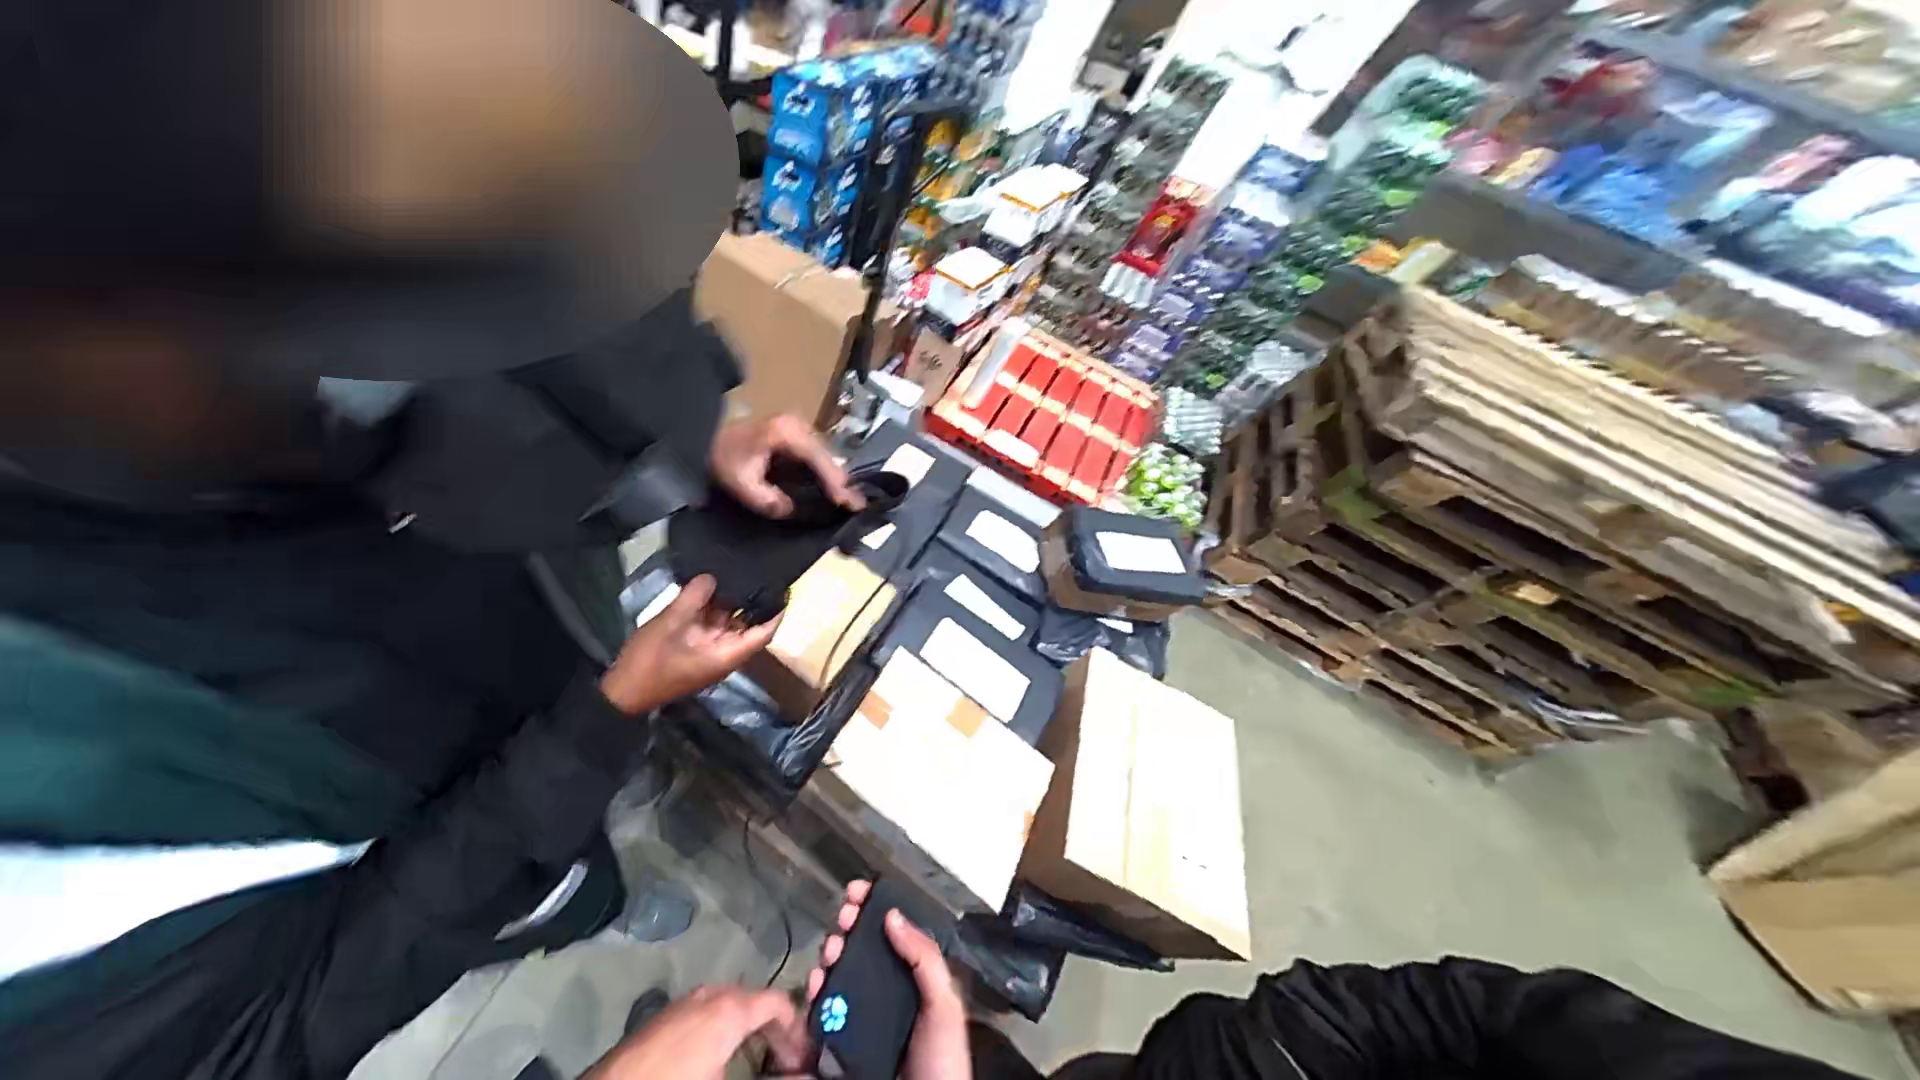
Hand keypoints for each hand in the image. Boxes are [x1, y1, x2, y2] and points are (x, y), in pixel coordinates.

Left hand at [583, 986, 795, 1079]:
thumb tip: (809, 1078)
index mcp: (730, 1009)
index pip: (780, 1004)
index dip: (799, 1033)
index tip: (807, 1064)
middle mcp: (710, 995)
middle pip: (756, 1004)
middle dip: (775, 1035)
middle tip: (787, 1068)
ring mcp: (682, 1006)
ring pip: (730, 1010)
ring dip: (749, 1036)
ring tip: (756, 1069)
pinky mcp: (661, 1023)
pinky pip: (706, 1018)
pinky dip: (723, 1036)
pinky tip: (718, 1067)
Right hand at [599, 575, 778, 715]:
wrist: (621, 693)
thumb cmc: (650, 661)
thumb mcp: (670, 624)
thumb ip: (693, 598)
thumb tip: (712, 577)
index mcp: (728, 654)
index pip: (764, 632)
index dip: (776, 612)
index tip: (782, 588)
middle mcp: (725, 654)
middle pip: (747, 624)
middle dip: (751, 601)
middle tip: (755, 570)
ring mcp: (709, 652)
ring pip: (727, 623)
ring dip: (729, 603)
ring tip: (734, 571)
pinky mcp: (695, 649)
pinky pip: (710, 626)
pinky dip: (711, 610)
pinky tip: (708, 587)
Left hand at [710, 414, 864, 517]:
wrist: (705, 435)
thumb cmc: (723, 457)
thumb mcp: (741, 483)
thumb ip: (768, 499)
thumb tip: (791, 509)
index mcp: (786, 433)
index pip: (818, 460)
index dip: (834, 482)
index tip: (847, 502)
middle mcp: (797, 425)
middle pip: (828, 456)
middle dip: (841, 482)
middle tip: (857, 505)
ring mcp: (798, 427)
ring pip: (825, 455)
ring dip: (836, 478)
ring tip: (850, 499)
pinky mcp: (796, 433)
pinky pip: (817, 455)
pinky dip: (826, 472)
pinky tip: (834, 488)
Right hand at [805, 880, 971, 1079]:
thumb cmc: (942, 1061)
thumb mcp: (944, 1005)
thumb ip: (924, 959)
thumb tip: (893, 914)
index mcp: (914, 979)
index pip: (892, 933)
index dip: (874, 908)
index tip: (858, 890)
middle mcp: (887, 992)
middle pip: (861, 949)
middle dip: (848, 925)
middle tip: (844, 915)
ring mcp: (862, 1017)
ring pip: (840, 974)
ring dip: (831, 954)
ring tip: (831, 949)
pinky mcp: (840, 1044)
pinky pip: (823, 1011)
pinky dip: (816, 992)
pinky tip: (817, 983)